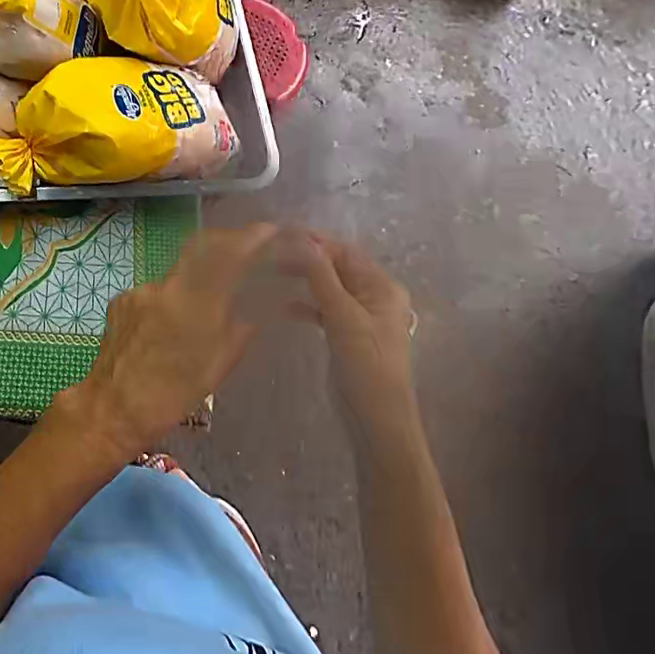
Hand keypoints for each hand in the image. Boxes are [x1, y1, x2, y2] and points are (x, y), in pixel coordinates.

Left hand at [59, 224, 277, 458]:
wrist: (111, 410)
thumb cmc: (172, 395)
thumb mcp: (218, 366)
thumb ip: (238, 331)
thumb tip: (249, 313)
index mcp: (197, 303)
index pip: (227, 254)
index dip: (250, 237)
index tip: (268, 230)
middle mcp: (168, 287)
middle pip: (201, 251)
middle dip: (223, 248)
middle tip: (240, 256)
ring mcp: (141, 290)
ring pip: (177, 275)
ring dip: (192, 285)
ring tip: (193, 317)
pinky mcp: (122, 300)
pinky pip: (155, 292)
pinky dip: (168, 302)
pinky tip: (166, 328)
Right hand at [287, 231, 418, 440]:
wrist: (378, 418)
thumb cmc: (366, 364)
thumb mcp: (343, 317)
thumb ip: (323, 278)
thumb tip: (305, 241)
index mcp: (382, 286)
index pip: (346, 253)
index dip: (316, 242)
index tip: (283, 234)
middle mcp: (374, 296)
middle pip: (338, 267)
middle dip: (308, 259)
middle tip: (273, 253)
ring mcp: (362, 316)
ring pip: (330, 288)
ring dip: (306, 279)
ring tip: (275, 272)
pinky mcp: (349, 335)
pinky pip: (327, 310)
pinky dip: (309, 305)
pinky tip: (287, 306)